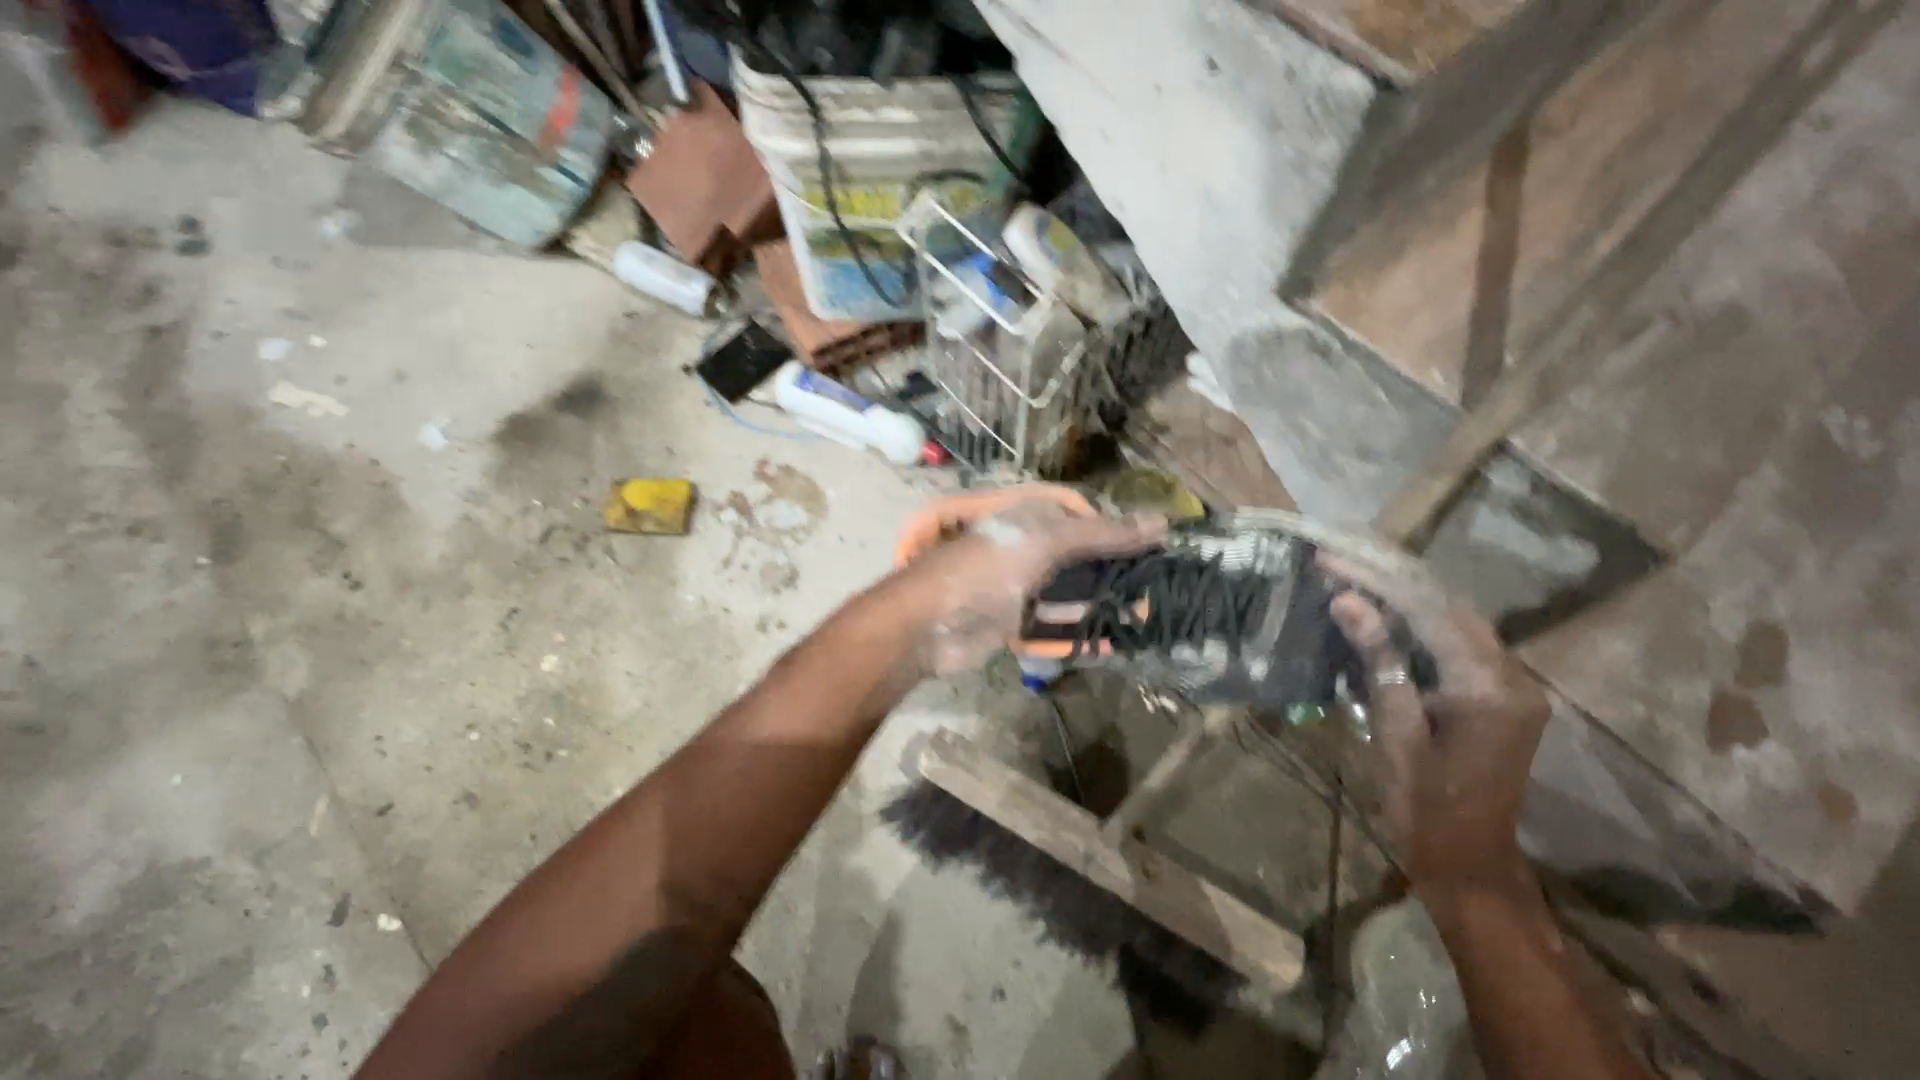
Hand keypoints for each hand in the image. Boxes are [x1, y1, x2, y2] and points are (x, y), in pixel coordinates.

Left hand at [894, 489, 1165, 675]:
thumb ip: (1101, 534)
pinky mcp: (1014, 621)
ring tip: (1147, 617)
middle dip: (1116, 571)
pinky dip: (1081, 632)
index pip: (1085, 515)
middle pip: (1080, 556)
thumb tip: (1162, 522)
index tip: (1158, 547)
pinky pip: (1054, 624)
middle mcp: (1026, 546)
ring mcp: (1019, 585)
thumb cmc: (985, 569)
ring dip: (1104, 603)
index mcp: (1029, 516)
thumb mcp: (1045, 541)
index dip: (1119, 529)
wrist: (928, 625)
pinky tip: (1115, 642)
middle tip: (1159, 588)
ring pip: (1070, 592)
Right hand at [1319, 554, 1550, 899]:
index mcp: (1490, 687)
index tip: (1330, 560)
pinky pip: (1460, 643)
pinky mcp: (1504, 694)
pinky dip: (1421, 624)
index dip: (1376, 581)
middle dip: (1389, 579)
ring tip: (1353, 575)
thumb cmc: (1423, 805)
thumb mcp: (1393, 732)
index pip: (1428, 612)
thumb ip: (1379, 661)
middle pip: (1447, 607)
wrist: (1467, 859)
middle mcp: (1514, 675)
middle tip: (1336, 560)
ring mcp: (1515, 684)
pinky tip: (1384, 613)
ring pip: (1456, 620)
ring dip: (1405, 597)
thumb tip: (1347, 600)